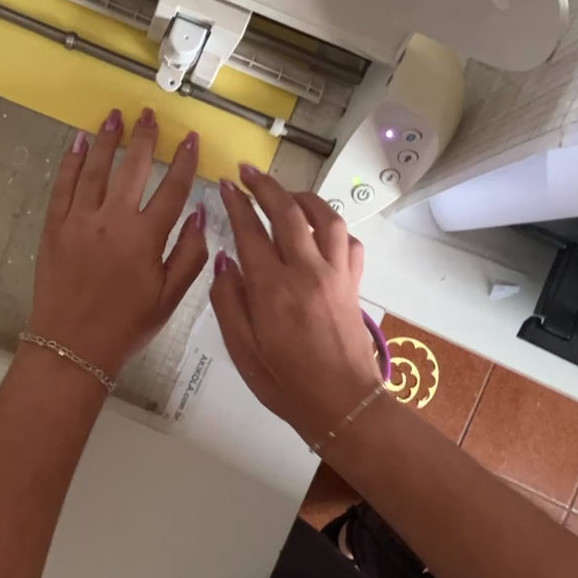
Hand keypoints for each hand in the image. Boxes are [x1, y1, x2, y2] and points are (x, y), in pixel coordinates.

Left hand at [28, 107, 208, 378]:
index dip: (185, 161)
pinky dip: (71, 162)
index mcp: (145, 238)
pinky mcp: (54, 226)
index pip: (172, 189)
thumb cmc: (125, 325)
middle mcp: (112, 220)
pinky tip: (77, 143)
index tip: (191, 138)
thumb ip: (189, 254)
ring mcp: (79, 220)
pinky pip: (63, 186)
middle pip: (132, 168)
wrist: (71, 346)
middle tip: (149, 114)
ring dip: (106, 139)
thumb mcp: (169, 298)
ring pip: (95, 169)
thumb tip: (199, 214)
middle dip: (144, 138)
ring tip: (115, 116)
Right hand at [211, 165, 380, 440]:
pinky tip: (320, 230)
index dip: (237, 203)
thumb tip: (225, 260)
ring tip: (286, 193)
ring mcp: (336, 275)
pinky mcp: (353, 284)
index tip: (226, 184)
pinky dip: (333, 228)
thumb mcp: (241, 348)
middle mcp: (307, 272)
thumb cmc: (284, 382)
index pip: (251, 230)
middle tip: (248, 171)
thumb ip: (228, 301)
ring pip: (325, 217)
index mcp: (273, 289)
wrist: (342, 405)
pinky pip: (349, 242)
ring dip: (304, 197)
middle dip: (266, 186)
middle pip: (288, 212)